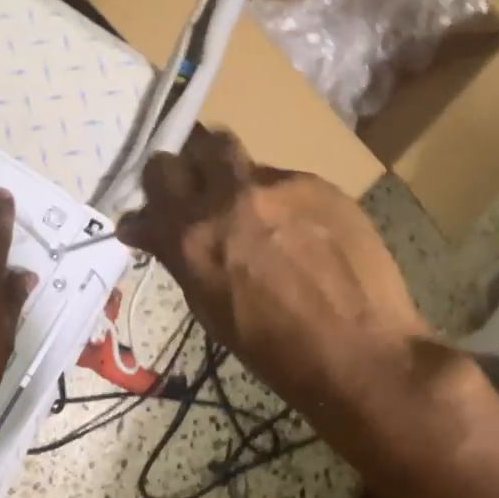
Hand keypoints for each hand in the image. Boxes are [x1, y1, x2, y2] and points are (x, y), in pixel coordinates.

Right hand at [116, 127, 433, 420]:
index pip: (157, 175)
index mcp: (191, 233)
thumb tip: (139, 228)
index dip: (159, 186)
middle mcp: (229, 198)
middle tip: (205, 190)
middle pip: (201, 145)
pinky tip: (302, 233)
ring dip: (240, 178)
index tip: (163, 203)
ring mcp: (278, 186)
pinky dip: (283, 201)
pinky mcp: (321, 186)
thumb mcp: (207, 306)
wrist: (359, 352)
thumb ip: (175, 254)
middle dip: (197, 164)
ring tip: (257, 212)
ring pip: (246, 160)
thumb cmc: (271, 348)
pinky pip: (287, 181)